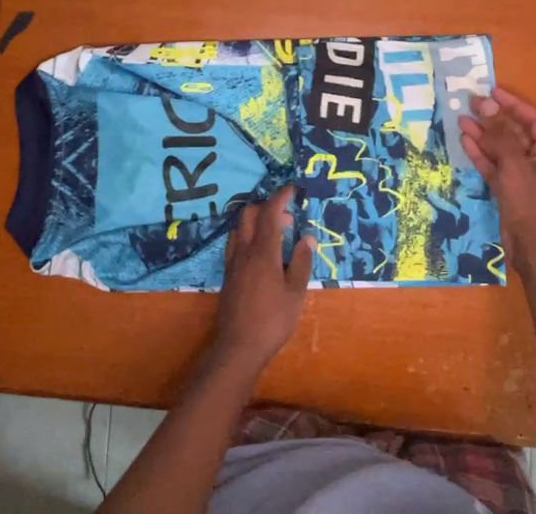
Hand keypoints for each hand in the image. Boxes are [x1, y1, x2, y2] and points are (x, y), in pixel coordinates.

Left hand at [212, 186, 316, 369]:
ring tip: (276, 234)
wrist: (238, 346)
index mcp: (263, 252)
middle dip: (267, 207)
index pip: (269, 213)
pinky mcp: (228, 274)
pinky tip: (261, 252)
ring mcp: (233, 262)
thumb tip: (307, 238)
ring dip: (256, 221)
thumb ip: (302, 263)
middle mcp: (244, 250)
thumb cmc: (272, 320)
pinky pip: (235, 242)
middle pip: (249, 214)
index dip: (280, 197)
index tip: (293, 189)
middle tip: (288, 218)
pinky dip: (248, 235)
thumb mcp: (295, 293)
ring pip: (240, 227)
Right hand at [458, 88, 535, 257]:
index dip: (513, 104)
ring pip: (500, 149)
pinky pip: (493, 165)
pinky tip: (465, 141)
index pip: (531, 119)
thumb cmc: (530, 203)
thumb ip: (500, 135)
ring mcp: (521, 176)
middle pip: (513, 132)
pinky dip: (480, 154)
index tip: (492, 91)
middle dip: (493, 118)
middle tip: (470, 104)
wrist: (532, 248)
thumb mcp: (515, 165)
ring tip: (461, 120)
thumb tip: (486, 105)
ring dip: (482, 135)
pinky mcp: (507, 189)